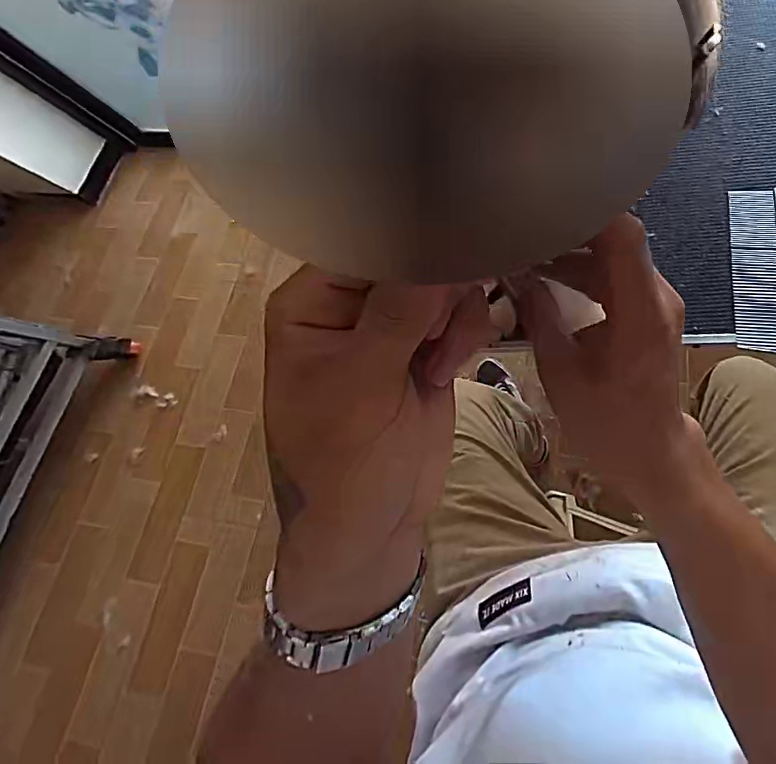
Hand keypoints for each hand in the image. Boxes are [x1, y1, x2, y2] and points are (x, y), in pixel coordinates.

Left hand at [262, 269, 495, 627]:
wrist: (373, 528)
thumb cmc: (344, 463)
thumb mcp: (363, 386)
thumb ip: (400, 313)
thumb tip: (436, 248)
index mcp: (311, 302)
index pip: (365, 246)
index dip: (410, 249)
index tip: (445, 270)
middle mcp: (349, 305)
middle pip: (411, 258)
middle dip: (436, 295)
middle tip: (434, 339)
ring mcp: (389, 325)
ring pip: (442, 283)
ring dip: (454, 320)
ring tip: (439, 365)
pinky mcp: (423, 345)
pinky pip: (458, 313)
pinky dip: (465, 335)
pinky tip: (449, 370)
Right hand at [510, 214, 710, 512]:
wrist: (652, 450)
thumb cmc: (609, 422)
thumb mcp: (561, 372)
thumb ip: (539, 317)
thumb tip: (516, 276)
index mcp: (641, 312)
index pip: (626, 236)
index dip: (590, 211)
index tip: (547, 201)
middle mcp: (657, 296)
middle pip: (618, 238)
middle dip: (569, 228)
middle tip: (522, 226)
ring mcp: (657, 300)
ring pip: (614, 253)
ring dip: (572, 249)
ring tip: (527, 250)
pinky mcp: (650, 307)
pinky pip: (616, 272)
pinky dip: (583, 268)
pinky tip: (548, 272)